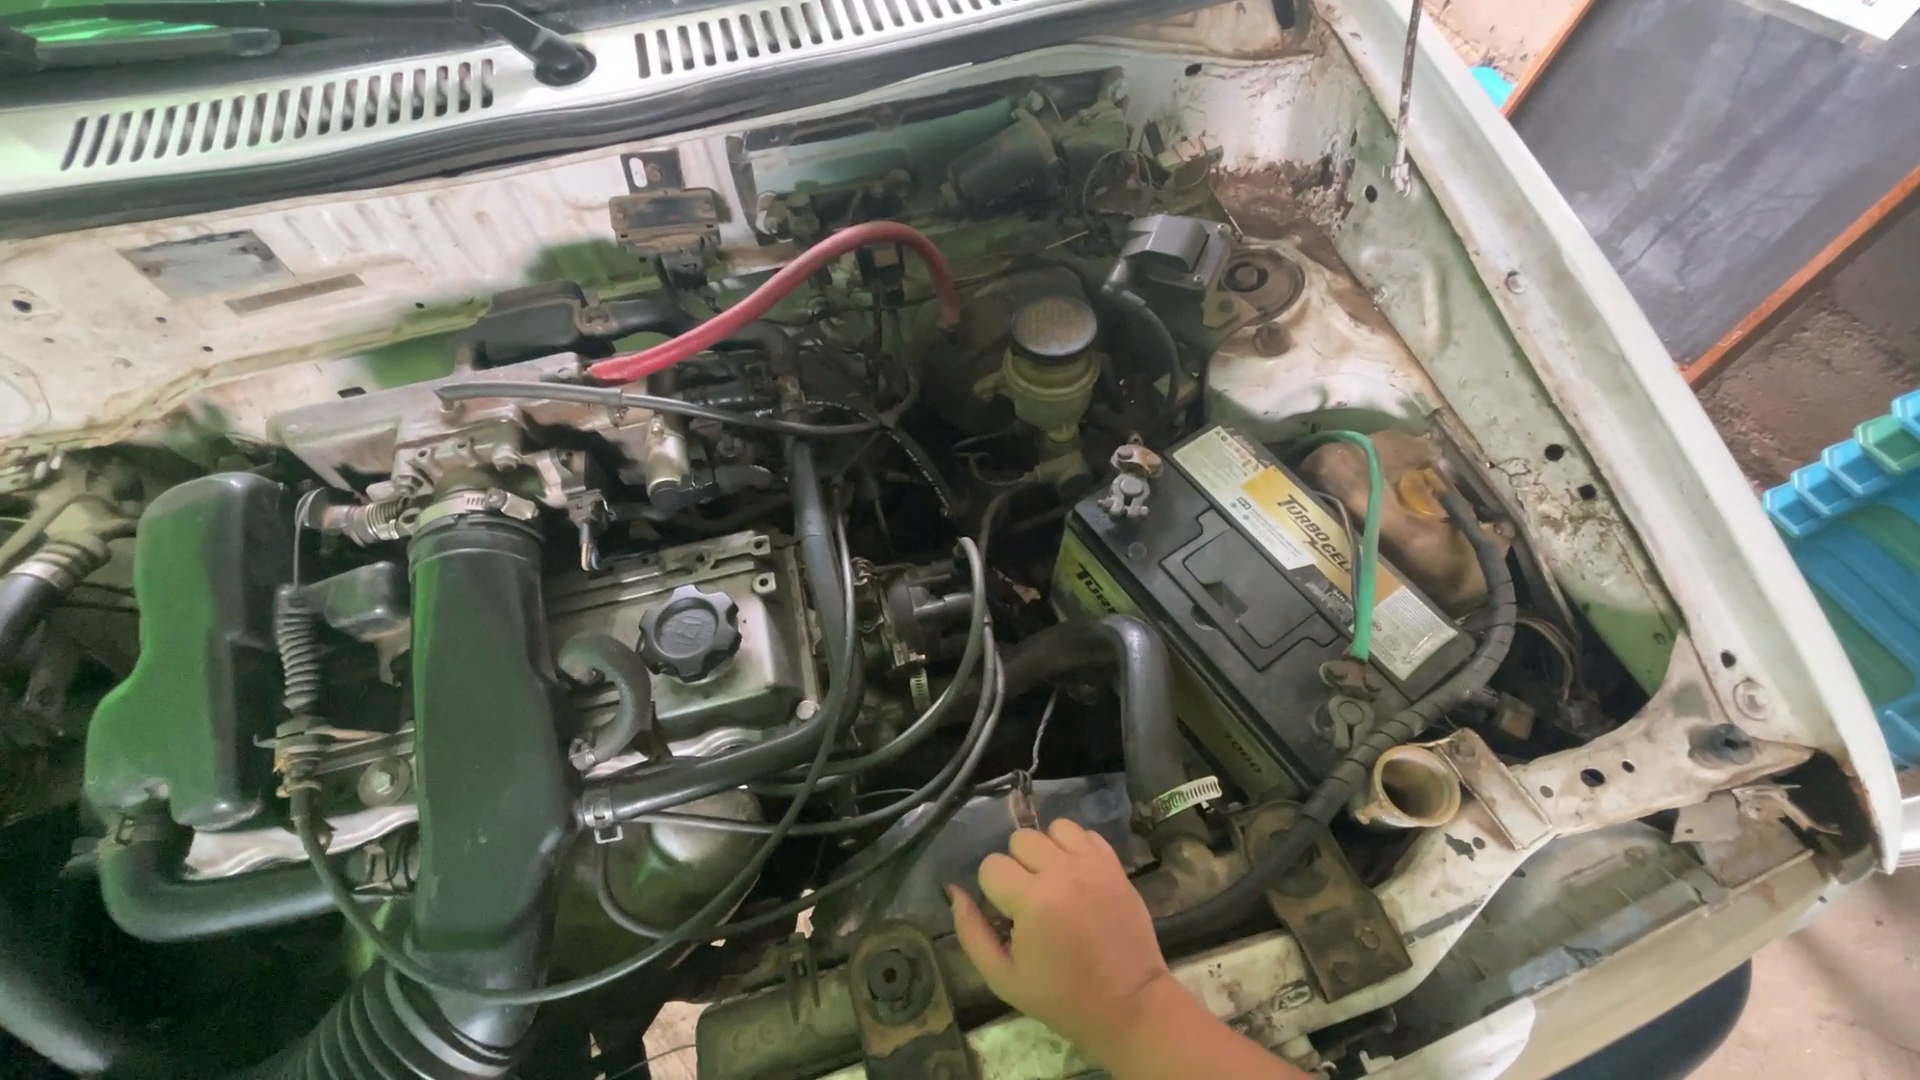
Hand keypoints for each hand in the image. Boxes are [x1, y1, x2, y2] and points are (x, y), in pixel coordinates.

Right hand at [946, 818, 1176, 1063]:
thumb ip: (972, 932)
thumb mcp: (1004, 978)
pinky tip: (1076, 876)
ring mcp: (1092, 865)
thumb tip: (955, 892)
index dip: (993, 890)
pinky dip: (1076, 848)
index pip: (991, 865)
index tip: (1008, 915)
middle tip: (1029, 899)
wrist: (1129, 1006)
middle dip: (1018, 867)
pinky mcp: (1115, 866)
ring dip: (1047, 850)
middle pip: (1021, 839)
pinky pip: (1086, 834)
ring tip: (1054, 881)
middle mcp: (1062, 873)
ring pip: (1054, 828)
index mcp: (1032, 901)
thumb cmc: (1062, 998)